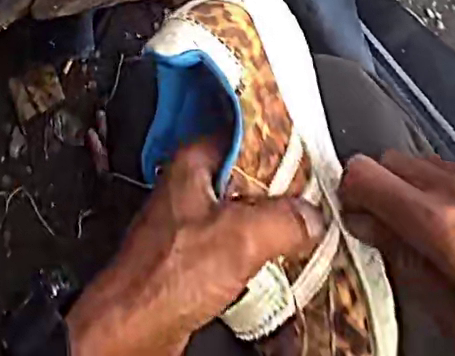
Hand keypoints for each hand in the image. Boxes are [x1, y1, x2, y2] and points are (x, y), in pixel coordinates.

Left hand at [65, 139, 323, 355]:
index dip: (274, 143)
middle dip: (279, 185)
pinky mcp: (194, 250)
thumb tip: (312, 215)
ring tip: (308, 226)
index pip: (239, 134)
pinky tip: (281, 257)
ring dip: (271, 219)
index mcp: (193, 162)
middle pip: (244, 173)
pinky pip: (235, 239)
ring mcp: (190, 217)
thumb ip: (281, 220)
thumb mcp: (239, 238)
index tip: (307, 152)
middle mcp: (189, 183)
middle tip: (316, 195)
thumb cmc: (168, 272)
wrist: (138, 320)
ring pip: (241, 208)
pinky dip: (258, 246)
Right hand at [340, 152, 454, 355]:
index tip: (355, 213)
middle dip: (385, 189)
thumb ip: (410, 268)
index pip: (364, 173)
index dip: (351, 193)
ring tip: (444, 237)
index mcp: (447, 229)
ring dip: (424, 191)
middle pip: (393, 159)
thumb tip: (374, 232)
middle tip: (392, 226)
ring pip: (433, 163)